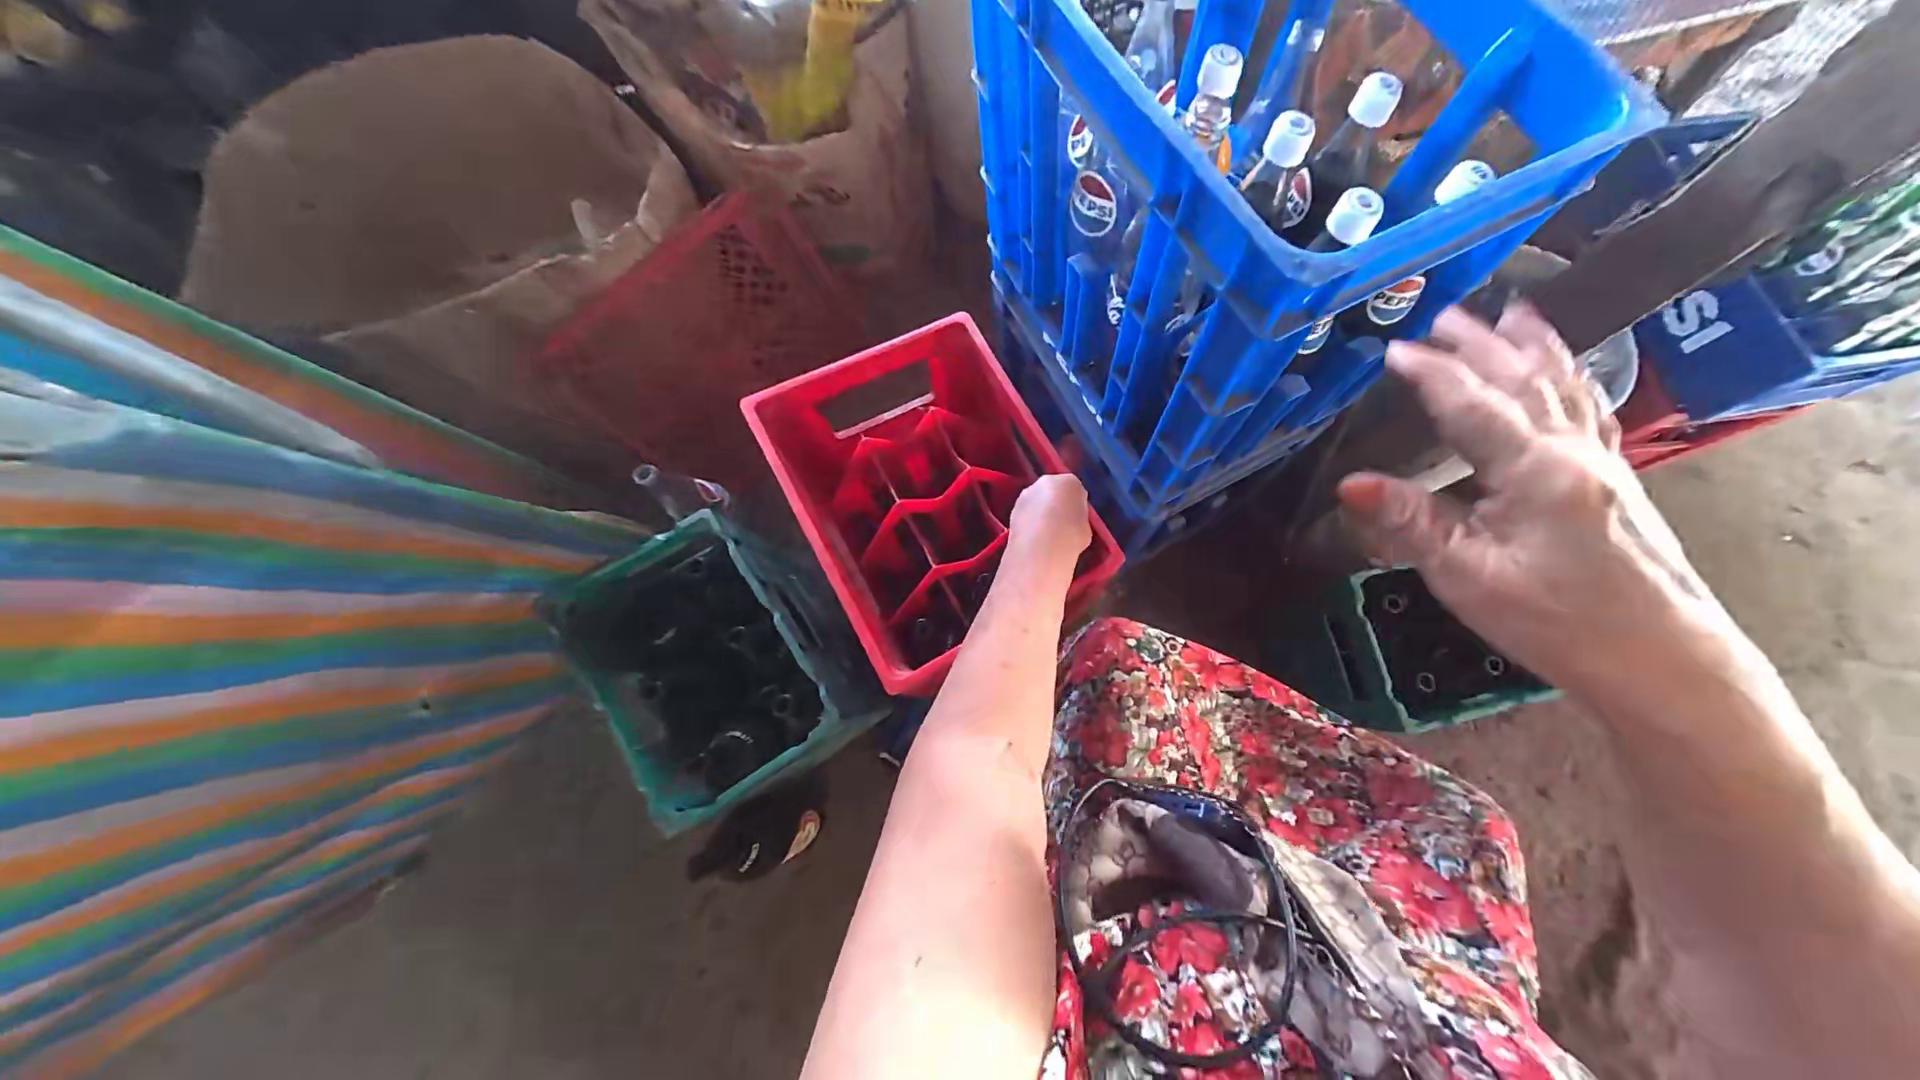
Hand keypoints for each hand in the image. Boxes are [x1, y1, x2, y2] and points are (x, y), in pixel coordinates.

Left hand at [1007, 473, 1091, 566]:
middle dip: (1056, 504)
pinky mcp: (1012, 509)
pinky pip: (1026, 513)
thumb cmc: (1071, 535)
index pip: (1076, 490)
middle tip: (1061, 525)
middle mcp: (1045, 481)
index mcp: (1069, 481)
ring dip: (1040, 512)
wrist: (1040, 547)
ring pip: (1037, 501)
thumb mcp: (1086, 527)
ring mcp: (1026, 493)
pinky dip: (1029, 522)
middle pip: (1054, 492)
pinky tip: (1033, 538)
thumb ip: (1078, 517)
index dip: (1077, 506)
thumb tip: (1072, 521)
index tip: (1077, 519)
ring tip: (1046, 534)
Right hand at [1335, 304, 1736, 694]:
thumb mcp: (1466, 575)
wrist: (1660, 658)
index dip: (1432, 374)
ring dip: (1531, 347)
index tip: (1394, 350)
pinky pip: (1589, 407)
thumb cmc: (1554, 619)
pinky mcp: (1616, 477)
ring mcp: (1604, 459)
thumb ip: (1410, 523)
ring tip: (1510, 314)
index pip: (1472, 406)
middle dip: (1479, 345)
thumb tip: (1349, 483)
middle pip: (1523, 382)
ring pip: (1565, 386)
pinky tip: (1564, 370)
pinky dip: (1569, 375)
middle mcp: (1574, 451)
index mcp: (1535, 470)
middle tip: (1443, 316)